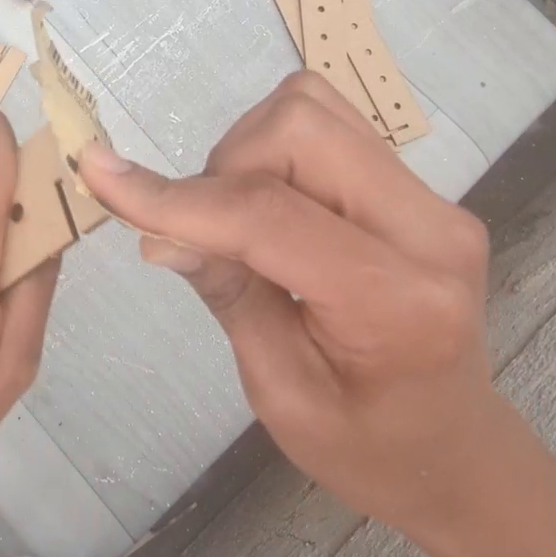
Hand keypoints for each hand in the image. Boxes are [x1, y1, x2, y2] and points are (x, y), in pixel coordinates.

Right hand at [81, 73, 555, 556]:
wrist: (455, 449)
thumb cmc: (367, 446)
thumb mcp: (279, 392)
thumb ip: (224, 292)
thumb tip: (155, 226)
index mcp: (397, 301)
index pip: (268, 215)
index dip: (176, 197)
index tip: (100, 175)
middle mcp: (429, 228)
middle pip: (298, 127)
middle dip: (224, 167)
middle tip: (204, 231)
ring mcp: (431, 197)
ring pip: (311, 107)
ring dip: (247, 151)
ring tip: (239, 221)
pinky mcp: (416, 184)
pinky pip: (327, 119)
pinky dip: (272, 144)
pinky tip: (269, 202)